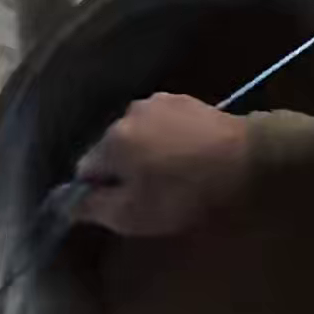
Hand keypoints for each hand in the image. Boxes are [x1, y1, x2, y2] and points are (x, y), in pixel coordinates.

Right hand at [74, 93, 248, 235]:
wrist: (243, 158)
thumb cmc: (183, 192)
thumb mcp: (133, 214)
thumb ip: (94, 207)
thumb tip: (69, 201)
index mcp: (112, 138)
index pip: (85, 168)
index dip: (96, 192)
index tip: (117, 207)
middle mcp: (130, 111)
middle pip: (112, 147)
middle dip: (122, 169)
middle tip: (147, 194)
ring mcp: (160, 101)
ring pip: (139, 133)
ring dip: (145, 152)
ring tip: (170, 174)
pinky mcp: (185, 99)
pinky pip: (162, 123)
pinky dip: (166, 139)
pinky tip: (186, 155)